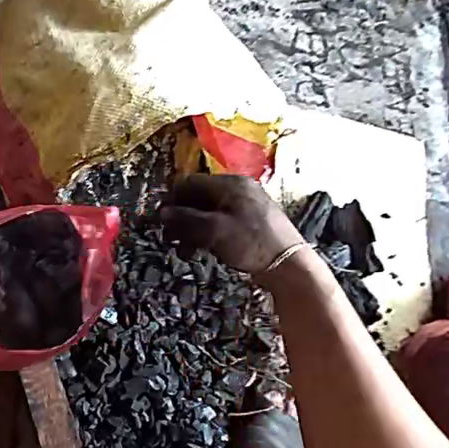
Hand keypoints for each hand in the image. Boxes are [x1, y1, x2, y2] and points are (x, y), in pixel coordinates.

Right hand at [159, 174, 304, 276]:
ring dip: (192, 229)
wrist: (288, 264)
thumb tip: (162, 212)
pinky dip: (207, 234)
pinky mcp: (250, 222)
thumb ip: (186, 219)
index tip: (160, 220)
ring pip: (209, 212)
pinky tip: (201, 250)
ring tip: (184, 250)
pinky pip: (221, 221)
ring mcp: (245, 205)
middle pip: (198, 197)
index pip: (190, 182)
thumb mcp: (214, 230)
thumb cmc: (250, 243)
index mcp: (229, 184)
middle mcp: (237, 189)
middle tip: (169, 239)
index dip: (172, 200)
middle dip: (181, 218)